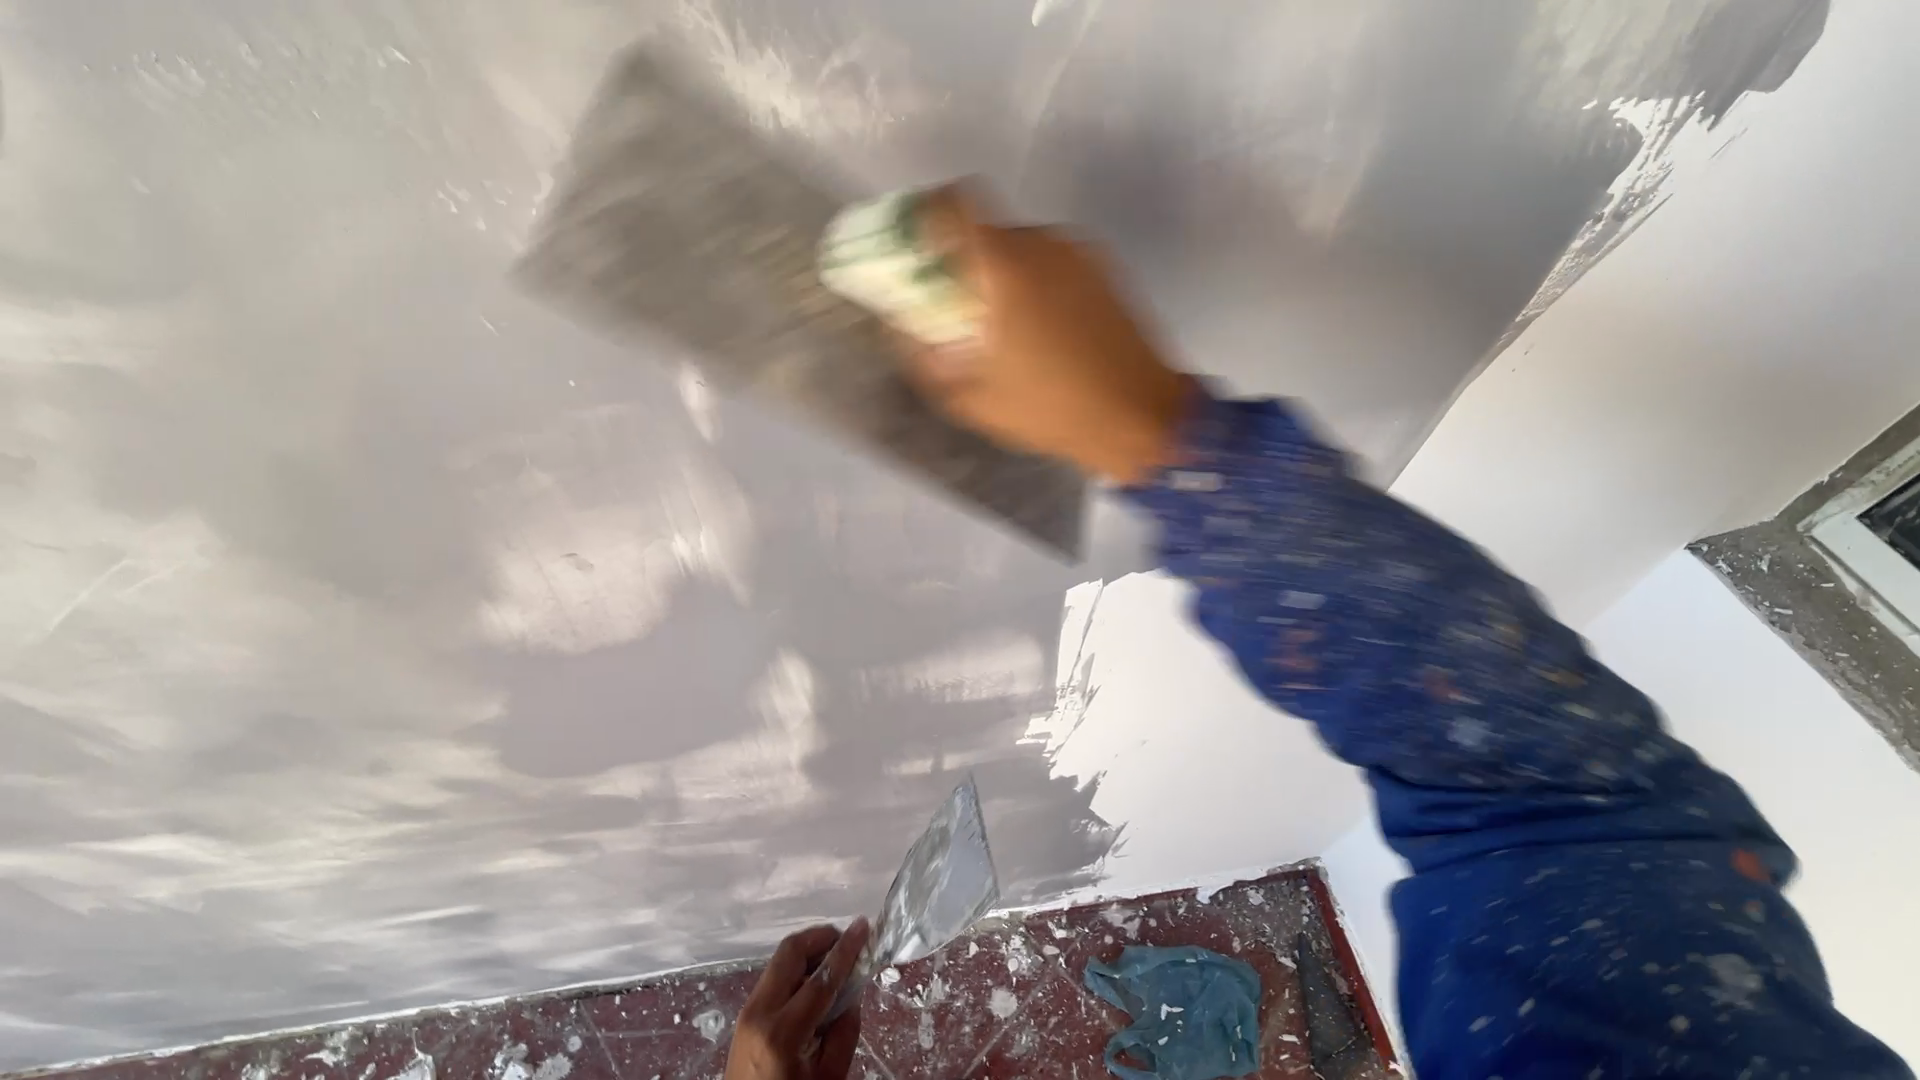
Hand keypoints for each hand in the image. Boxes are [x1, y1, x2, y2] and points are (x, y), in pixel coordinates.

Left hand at [722, 918, 871, 1079]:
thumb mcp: (829, 1077)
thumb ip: (845, 1030)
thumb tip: (851, 989)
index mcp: (782, 1033)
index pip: (820, 978)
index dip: (846, 949)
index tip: (865, 926)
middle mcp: (758, 1012)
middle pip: (790, 952)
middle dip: (822, 937)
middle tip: (848, 941)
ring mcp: (747, 1011)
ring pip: (780, 960)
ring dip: (810, 952)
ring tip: (836, 962)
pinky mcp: (744, 1014)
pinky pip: (774, 976)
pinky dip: (797, 968)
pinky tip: (816, 982)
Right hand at [903, 183, 1192, 485]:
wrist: (1140, 416)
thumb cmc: (1052, 410)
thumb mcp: (971, 400)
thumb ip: (924, 359)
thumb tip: (901, 330)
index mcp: (1005, 268)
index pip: (955, 202)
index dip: (927, 213)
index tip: (917, 244)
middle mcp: (1043, 243)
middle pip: (987, 229)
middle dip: (965, 261)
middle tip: (958, 305)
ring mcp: (1079, 252)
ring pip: (1022, 246)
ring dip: (1002, 274)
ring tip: (1004, 326)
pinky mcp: (1105, 268)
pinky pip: (1053, 261)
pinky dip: (1035, 282)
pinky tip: (1042, 330)